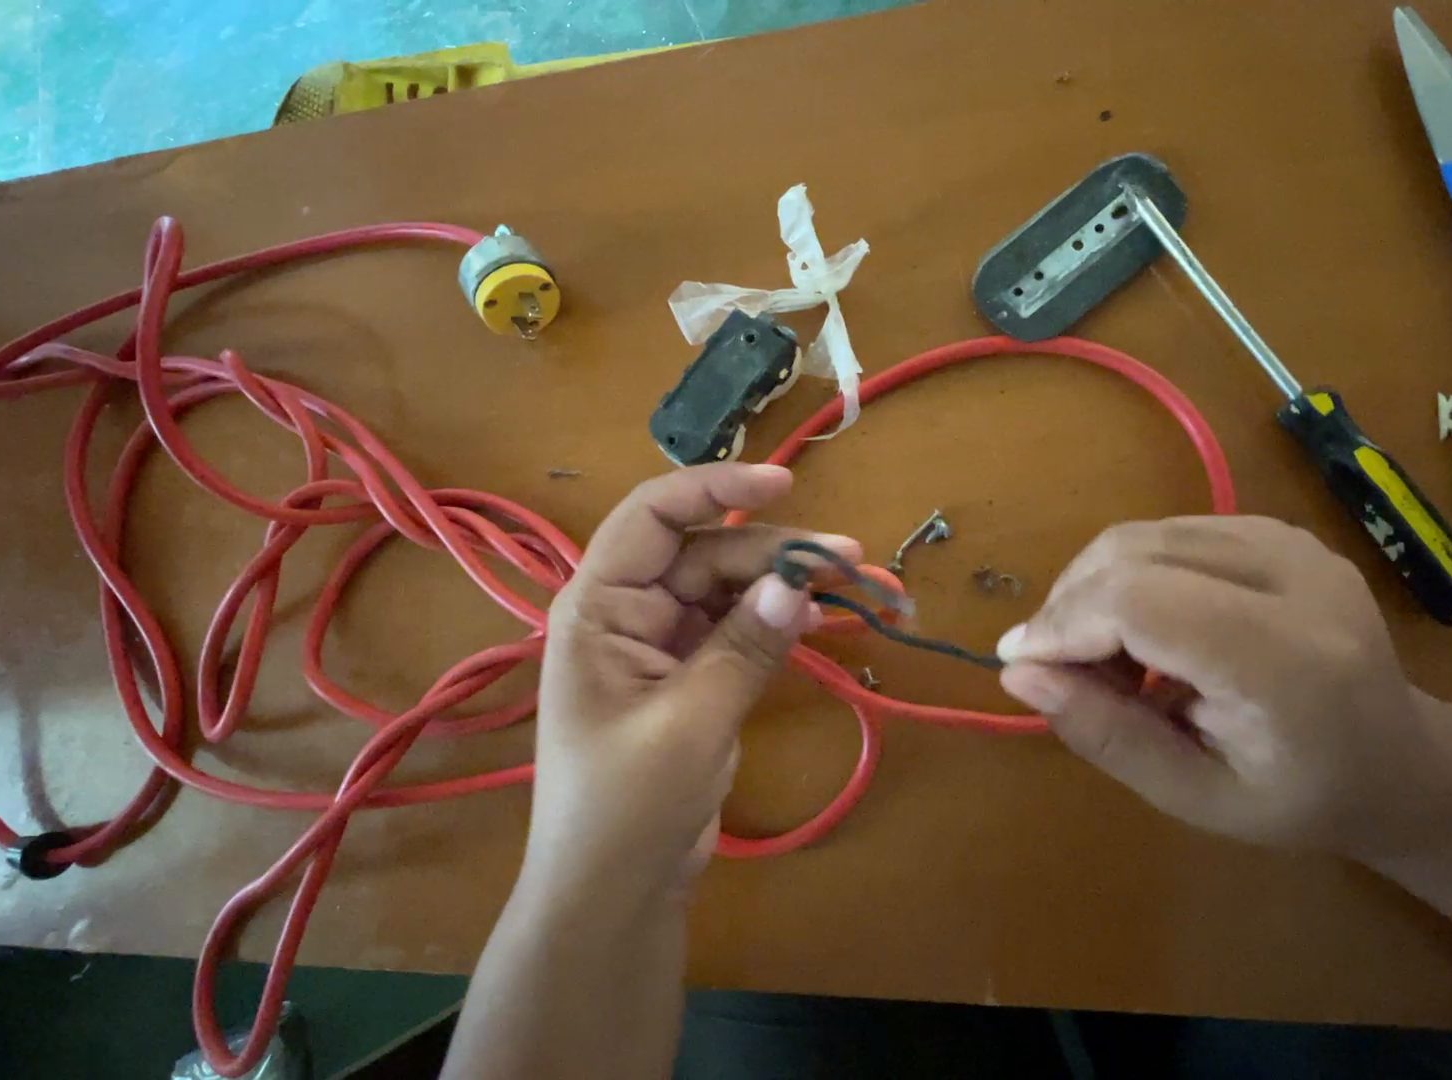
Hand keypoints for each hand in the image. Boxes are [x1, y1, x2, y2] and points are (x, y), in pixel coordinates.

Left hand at [522, 463, 857, 900]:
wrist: (615, 891)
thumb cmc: (627, 808)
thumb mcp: (690, 724)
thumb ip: (744, 648)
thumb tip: (798, 581)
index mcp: (600, 607)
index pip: (653, 517)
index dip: (715, 487)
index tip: (786, 483)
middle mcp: (629, 612)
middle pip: (707, 553)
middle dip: (775, 549)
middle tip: (848, 559)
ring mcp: (663, 643)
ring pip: (730, 587)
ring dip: (785, 582)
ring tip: (852, 584)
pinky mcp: (693, 673)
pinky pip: (739, 627)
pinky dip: (778, 620)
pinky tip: (820, 621)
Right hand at [995, 515, 1444, 855]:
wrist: (1399, 759)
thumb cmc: (1297, 796)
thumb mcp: (1193, 796)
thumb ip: (1105, 734)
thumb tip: (1017, 672)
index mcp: (1289, 660)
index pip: (1143, 601)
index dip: (1065, 624)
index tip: (1021, 664)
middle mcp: (1296, 577)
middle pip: (1130, 554)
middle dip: (1068, 606)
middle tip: (1059, 671)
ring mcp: (1287, 542)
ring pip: (1136, 536)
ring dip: (1089, 590)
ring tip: (1100, 656)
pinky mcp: (1270, 529)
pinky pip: (1159, 534)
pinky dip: (1121, 576)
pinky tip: (1136, 628)